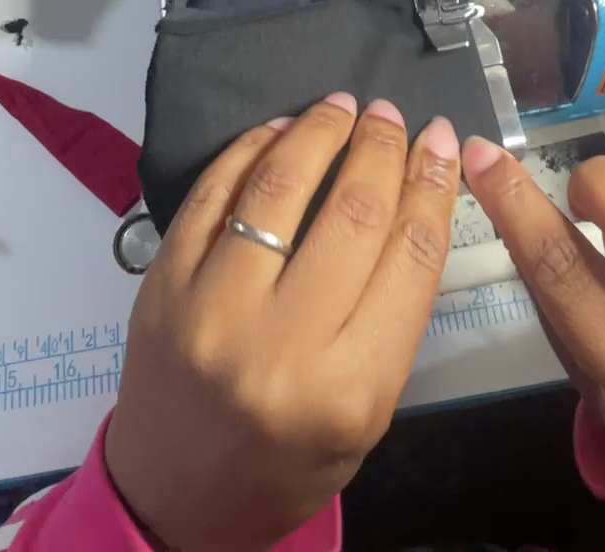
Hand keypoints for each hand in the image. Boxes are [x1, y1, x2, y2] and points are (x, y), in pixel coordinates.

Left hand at [106, 94, 461, 550]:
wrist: (176, 497)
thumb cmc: (287, 460)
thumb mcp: (366, 407)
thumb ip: (392, 310)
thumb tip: (411, 198)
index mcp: (350, 387)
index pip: (409, 254)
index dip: (433, 183)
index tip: (442, 139)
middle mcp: (282, 343)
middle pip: (352, 214)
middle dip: (380, 149)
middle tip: (391, 115)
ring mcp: (211, 308)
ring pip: (278, 190)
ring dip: (316, 133)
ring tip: (340, 107)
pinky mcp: (162, 284)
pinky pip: (212, 195)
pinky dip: (248, 150)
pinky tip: (277, 129)